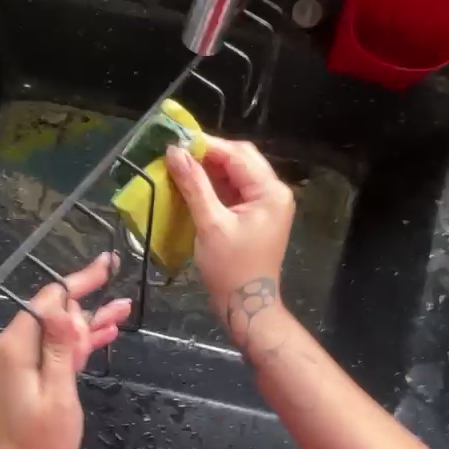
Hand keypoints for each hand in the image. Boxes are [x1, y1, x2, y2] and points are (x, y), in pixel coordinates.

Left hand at [0, 252, 130, 448]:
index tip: (107, 265)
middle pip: (54, 311)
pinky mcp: (27, 371)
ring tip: (124, 310)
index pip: (49, 300)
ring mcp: (18, 358)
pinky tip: (106, 331)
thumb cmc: (42, 440)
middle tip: (123, 303)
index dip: (80, 282)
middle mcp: (12, 345)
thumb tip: (62, 307)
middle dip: (88, 304)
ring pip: (58, 329)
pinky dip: (78, 341)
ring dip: (89, 322)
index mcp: (15, 347)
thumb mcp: (57, 394)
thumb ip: (59, 349)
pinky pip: (55, 347)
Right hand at [165, 138, 294, 345]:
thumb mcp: (210, 224)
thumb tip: (174, 152)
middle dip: (209, 155)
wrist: (247, 306)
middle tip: (177, 154)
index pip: (238, 155)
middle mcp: (274, 192)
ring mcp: (266, 205)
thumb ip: (194, 185)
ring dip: (209, 170)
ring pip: (236, 175)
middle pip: (240, 160)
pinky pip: (234, 191)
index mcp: (270, 192)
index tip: (176, 142)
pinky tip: (192, 186)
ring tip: (180, 167)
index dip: (207, 145)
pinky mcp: (255, 217)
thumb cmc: (231, 268)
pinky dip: (214, 187)